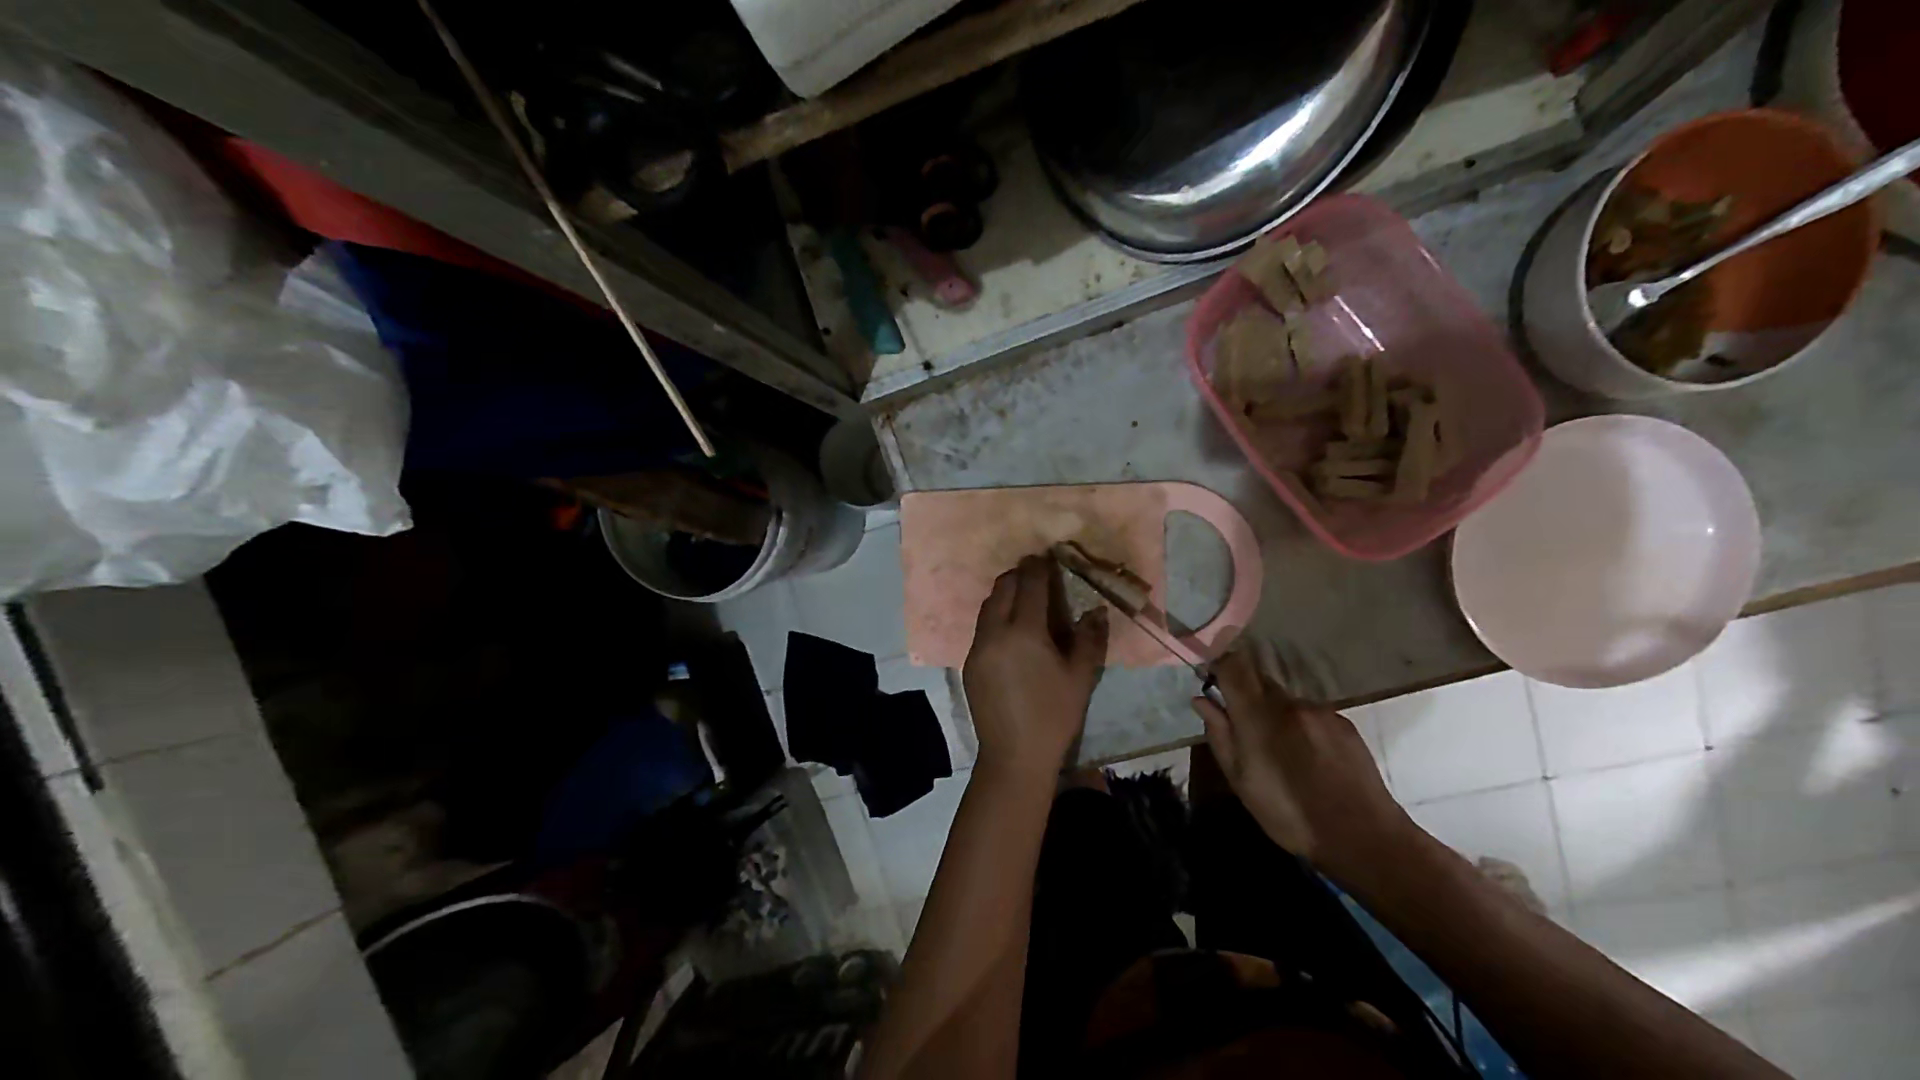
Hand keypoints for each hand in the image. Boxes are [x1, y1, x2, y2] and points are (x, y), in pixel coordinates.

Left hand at [962, 556, 1108, 777]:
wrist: (1014, 755)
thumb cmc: (1053, 715)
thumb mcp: (1080, 677)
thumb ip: (1088, 639)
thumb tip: (1095, 611)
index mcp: (1024, 632)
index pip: (1029, 586)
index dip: (1038, 567)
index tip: (1045, 556)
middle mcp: (994, 633)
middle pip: (1001, 590)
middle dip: (1017, 576)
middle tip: (1034, 572)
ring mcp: (977, 648)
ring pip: (987, 608)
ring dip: (1003, 594)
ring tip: (1020, 595)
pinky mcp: (969, 664)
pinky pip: (981, 628)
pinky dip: (994, 617)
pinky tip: (1008, 628)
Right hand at [1191, 647, 1417, 884]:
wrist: (1362, 836)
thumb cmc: (1289, 814)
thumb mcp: (1240, 780)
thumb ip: (1219, 735)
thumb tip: (1202, 700)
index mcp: (1258, 715)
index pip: (1233, 667)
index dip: (1219, 664)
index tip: (1209, 676)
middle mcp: (1289, 703)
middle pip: (1260, 680)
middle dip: (1246, 694)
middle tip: (1242, 725)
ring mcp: (1320, 711)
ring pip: (1286, 699)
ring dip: (1274, 713)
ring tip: (1279, 751)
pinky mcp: (1343, 723)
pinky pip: (1310, 713)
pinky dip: (1300, 725)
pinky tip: (1307, 757)